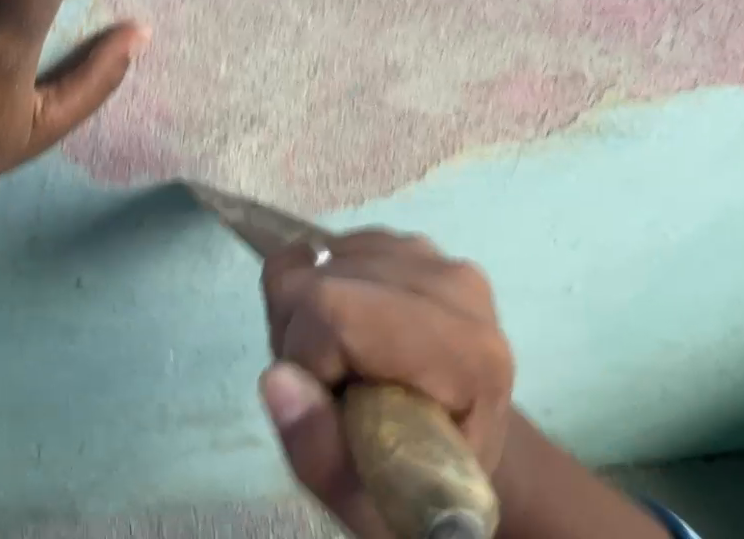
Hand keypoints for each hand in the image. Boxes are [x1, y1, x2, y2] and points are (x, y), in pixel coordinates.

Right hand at [259, 230, 514, 537]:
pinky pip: (327, 247)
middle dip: (294, 331)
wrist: (460, 442)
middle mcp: (456, 288)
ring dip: (302, 307)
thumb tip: (276, 378)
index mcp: (466, 355)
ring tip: (338, 358)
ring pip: (314, 256)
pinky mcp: (413, 242)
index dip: (304, 354)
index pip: (333, 310)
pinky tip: (348, 326)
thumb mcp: (363, 502)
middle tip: (325, 384)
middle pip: (317, 278)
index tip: (326, 403)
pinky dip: (317, 284)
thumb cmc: (415, 485)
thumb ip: (318, 450)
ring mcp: (435, 256)